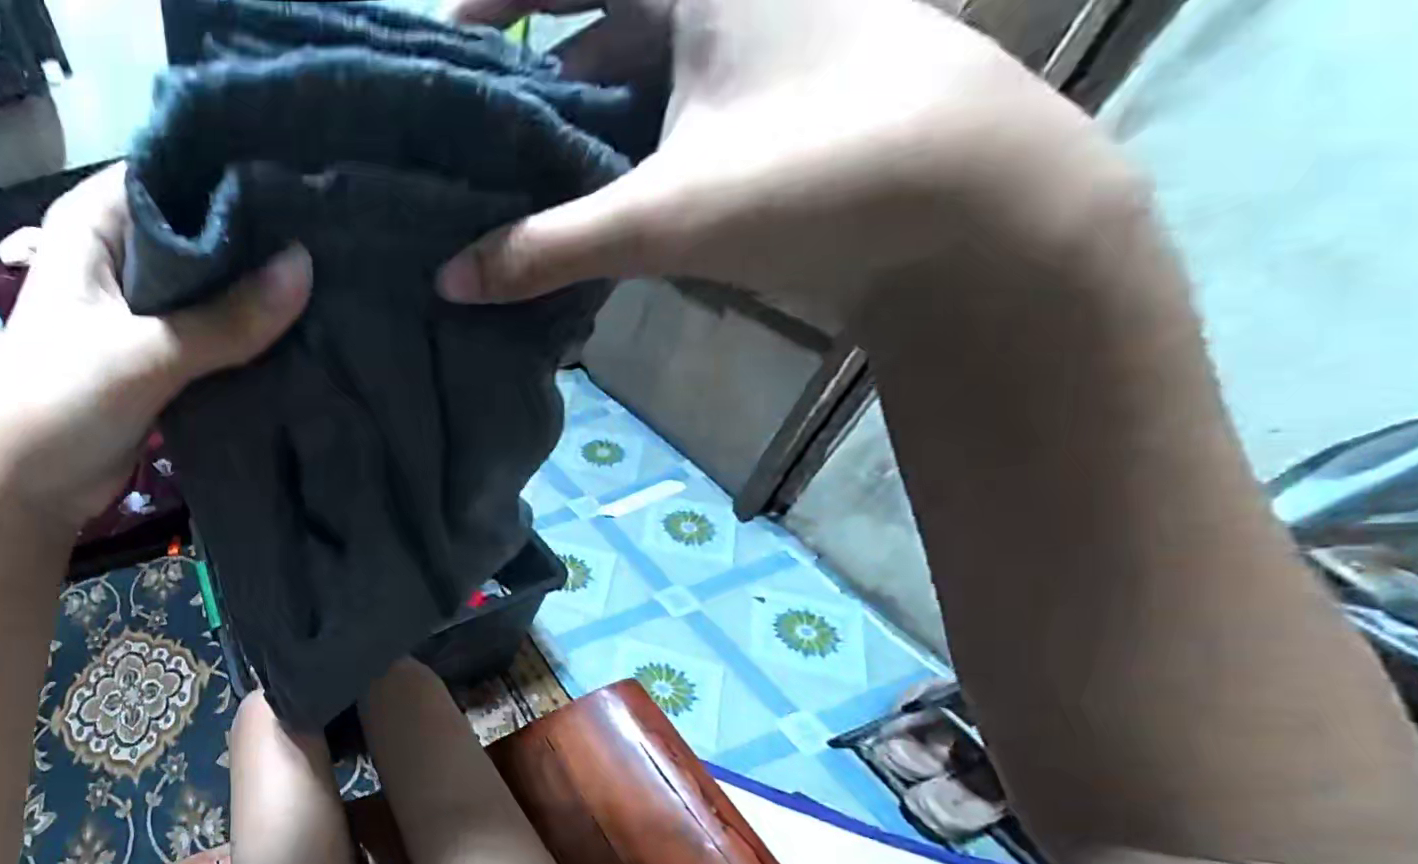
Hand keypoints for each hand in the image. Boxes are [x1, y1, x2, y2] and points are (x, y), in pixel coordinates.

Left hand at [0, 165, 312, 533]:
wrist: (30, 488)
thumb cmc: (64, 402)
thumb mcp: (148, 354)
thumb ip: (228, 317)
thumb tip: (305, 264)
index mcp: (92, 228)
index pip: (170, 175)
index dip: (230, 179)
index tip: (295, 188)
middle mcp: (119, 257)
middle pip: (198, 230)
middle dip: (256, 238)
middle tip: (324, 236)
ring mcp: (143, 308)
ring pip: (212, 283)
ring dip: (257, 288)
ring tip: (323, 278)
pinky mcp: (163, 351)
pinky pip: (217, 327)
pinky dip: (250, 328)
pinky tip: (297, 326)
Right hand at [438, 0, 1140, 320]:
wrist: (973, 216)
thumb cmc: (818, 174)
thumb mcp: (666, 213)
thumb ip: (551, 247)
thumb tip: (451, 281)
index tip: (444, 38)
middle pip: (602, 28)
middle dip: (534, 81)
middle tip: (474, 136)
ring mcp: (755, 59)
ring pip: (640, 85)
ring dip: (581, 135)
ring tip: (516, 186)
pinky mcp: (771, 120)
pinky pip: (674, 127)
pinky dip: (629, 164)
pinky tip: (591, 208)